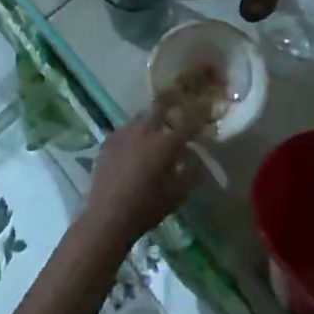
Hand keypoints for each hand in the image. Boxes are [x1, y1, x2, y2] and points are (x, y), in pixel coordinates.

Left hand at [80, 91, 212, 245]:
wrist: (107, 215)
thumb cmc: (146, 207)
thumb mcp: (176, 195)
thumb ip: (190, 175)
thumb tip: (199, 164)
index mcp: (166, 143)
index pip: (189, 123)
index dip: (200, 113)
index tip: (206, 105)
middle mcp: (146, 130)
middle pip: (161, 106)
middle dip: (172, 100)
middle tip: (178, 98)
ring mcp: (124, 132)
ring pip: (141, 117)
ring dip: (151, 120)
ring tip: (154, 129)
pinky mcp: (108, 140)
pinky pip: (125, 130)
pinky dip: (133, 134)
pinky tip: (133, 146)